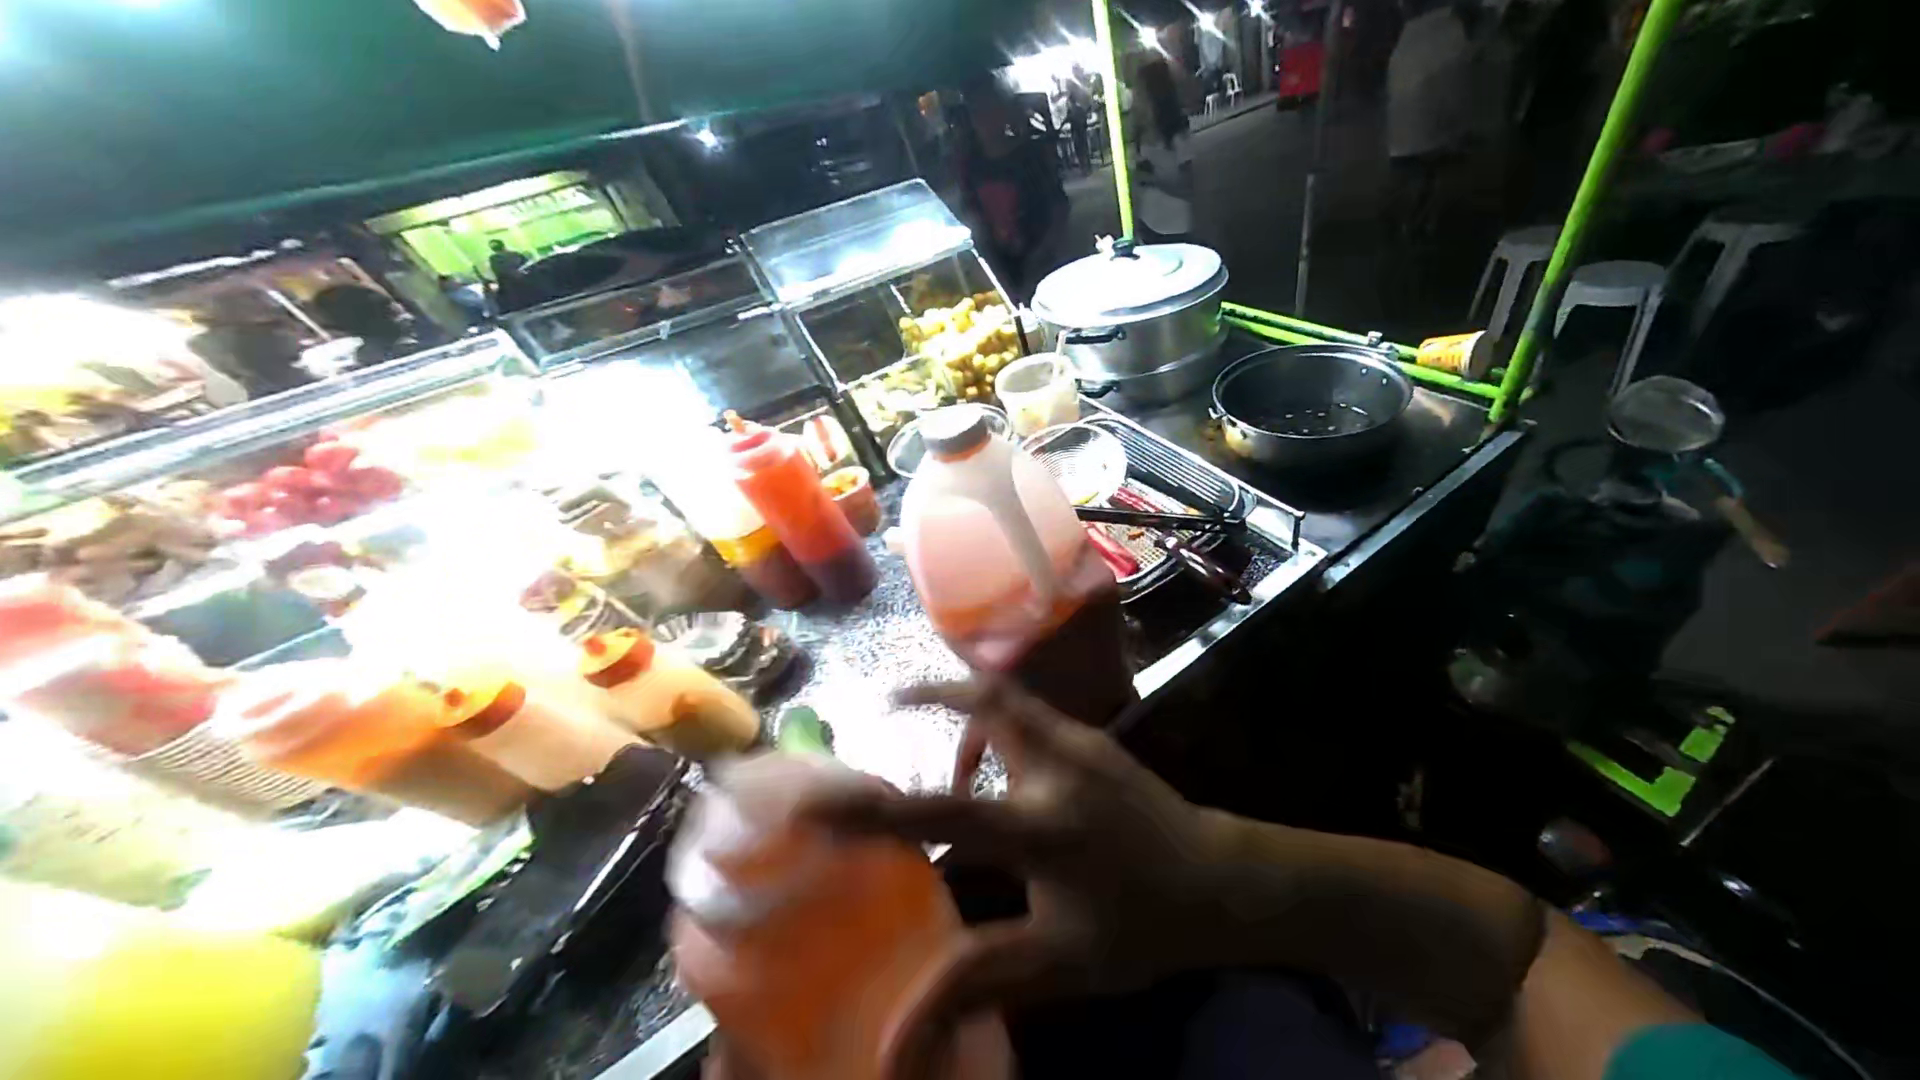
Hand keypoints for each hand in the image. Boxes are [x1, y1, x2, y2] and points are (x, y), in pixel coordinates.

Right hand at [817, 678, 1231, 1078]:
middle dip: (931, 692)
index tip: (817, 802)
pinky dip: (993, 720)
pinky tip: (991, 760)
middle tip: (890, 703)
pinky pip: (1028, 711)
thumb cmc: (1139, 926)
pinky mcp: (1092, 734)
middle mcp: (1056, 767)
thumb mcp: (1059, 964)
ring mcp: (1078, 740)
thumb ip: (976, 985)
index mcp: (1043, 828)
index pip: (941, 814)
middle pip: (986, 700)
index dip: (871, 812)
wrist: (1222, 880)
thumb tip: (898, 1043)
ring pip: (1007, 694)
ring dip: (963, 701)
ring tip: (938, 737)